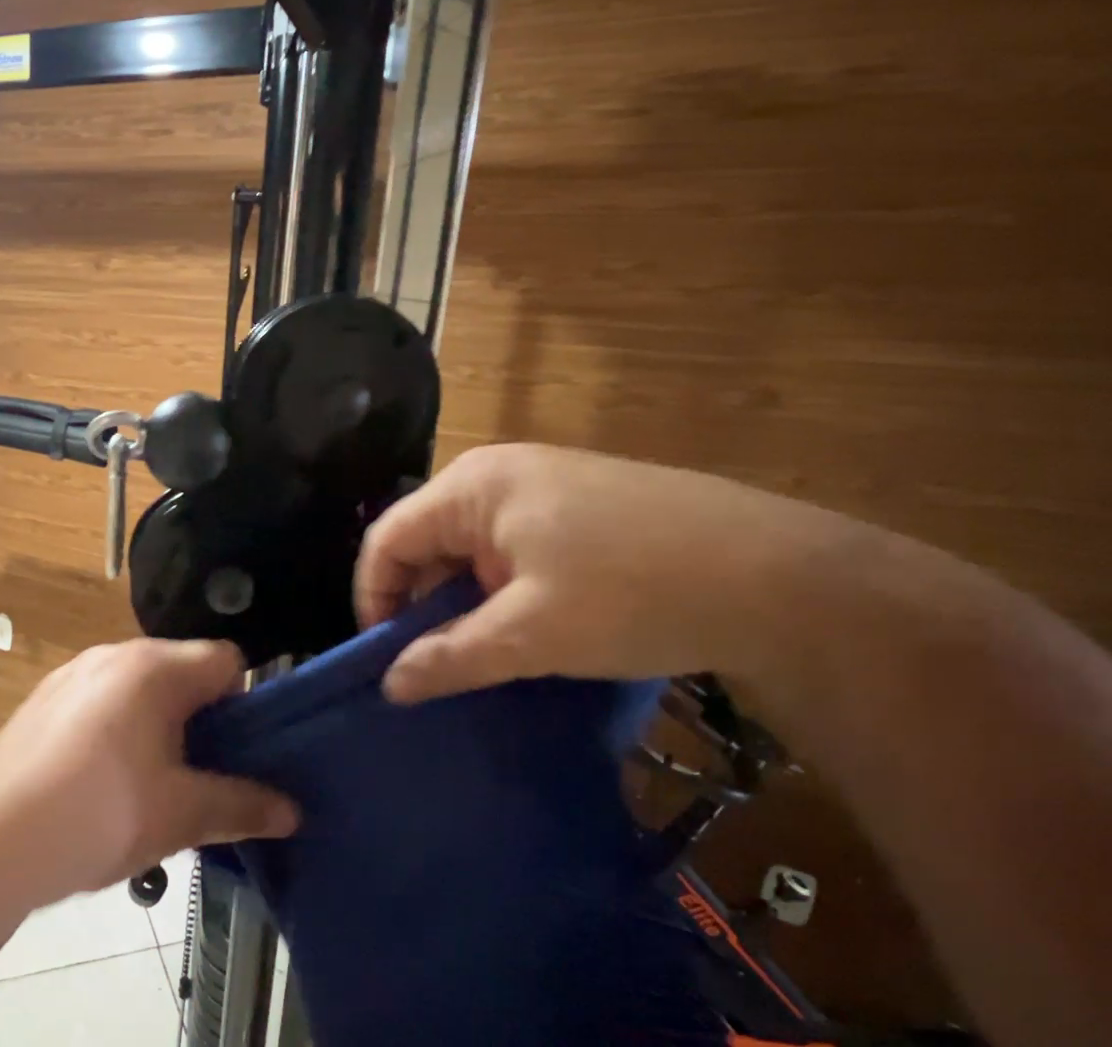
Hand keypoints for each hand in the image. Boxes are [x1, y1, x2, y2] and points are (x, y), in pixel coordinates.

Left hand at [0, 640, 298, 909]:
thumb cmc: (95, 818)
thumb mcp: (179, 816)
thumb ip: (241, 805)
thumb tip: (291, 811)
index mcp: (152, 668)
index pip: (226, 660)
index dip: (245, 704)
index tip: (241, 754)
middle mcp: (110, 655)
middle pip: (182, 673)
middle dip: (202, 721)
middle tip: (203, 778)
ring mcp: (70, 675)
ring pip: (140, 691)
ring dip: (159, 729)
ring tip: (153, 789)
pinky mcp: (42, 702)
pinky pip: (101, 704)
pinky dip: (118, 733)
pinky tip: (102, 787)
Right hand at [356, 443, 871, 704]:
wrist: (785, 579)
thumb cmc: (634, 594)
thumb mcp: (531, 634)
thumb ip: (450, 658)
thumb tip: (390, 686)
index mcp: (473, 487)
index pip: (388, 538)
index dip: (374, 599)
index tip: (387, 660)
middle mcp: (501, 473)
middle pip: (428, 540)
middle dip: (423, 604)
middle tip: (436, 665)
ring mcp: (549, 485)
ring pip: (474, 549)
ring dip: (467, 603)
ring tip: (484, 656)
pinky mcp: (587, 507)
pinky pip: (517, 549)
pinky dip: (506, 592)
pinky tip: (534, 630)